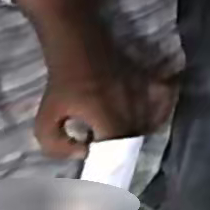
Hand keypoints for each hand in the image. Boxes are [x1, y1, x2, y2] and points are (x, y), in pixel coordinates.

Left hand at [33, 49, 175, 159]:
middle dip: (126, 144)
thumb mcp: (45, 122)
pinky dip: (164, 104)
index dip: (113, 155)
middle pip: (137, 129)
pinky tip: (158, 113)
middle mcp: (127, 98)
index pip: (118, 139)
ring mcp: (139, 85)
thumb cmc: (61, 87)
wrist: (79, 51)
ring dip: (143, 128)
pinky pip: (163, 92)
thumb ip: (58, 147)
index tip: (102, 159)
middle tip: (113, 151)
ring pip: (152, 113)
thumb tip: (84, 152)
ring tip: (130, 136)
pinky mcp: (145, 76)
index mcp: (103, 110)